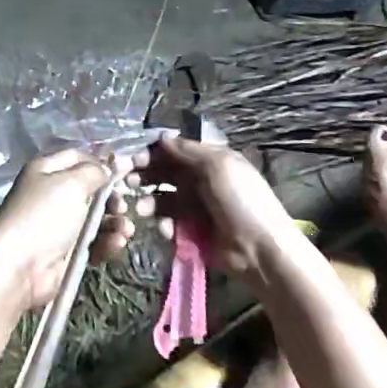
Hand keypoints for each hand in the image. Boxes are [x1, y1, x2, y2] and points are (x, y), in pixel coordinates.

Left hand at [0, 149, 135, 310]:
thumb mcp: (70, 183)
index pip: (78, 157)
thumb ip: (93, 172)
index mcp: (46, 171)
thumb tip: (107, 168)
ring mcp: (59, 224)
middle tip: (122, 206)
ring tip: (126, 231)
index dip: (100, 162)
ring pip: (95, 218)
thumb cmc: (43, 216)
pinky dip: (107, 242)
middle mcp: (52, 194)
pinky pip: (93, 242)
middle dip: (111, 197)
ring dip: (114, 222)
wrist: (18, 268)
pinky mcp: (67, 251)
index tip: (124, 171)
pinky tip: (117, 244)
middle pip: (90, 189)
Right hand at [132, 133, 302, 288]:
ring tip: (142, 210)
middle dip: (144, 175)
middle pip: (165, 172)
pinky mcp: (192, 231)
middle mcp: (200, 180)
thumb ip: (187, 150)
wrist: (260, 249)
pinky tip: (165, 230)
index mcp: (209, 160)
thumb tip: (161, 138)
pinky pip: (170, 223)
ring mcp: (196, 207)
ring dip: (150, 202)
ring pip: (163, 199)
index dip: (152, 151)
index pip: (174, 150)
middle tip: (126, 181)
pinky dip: (164, 225)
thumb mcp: (218, 166)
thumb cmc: (241, 200)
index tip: (131, 156)